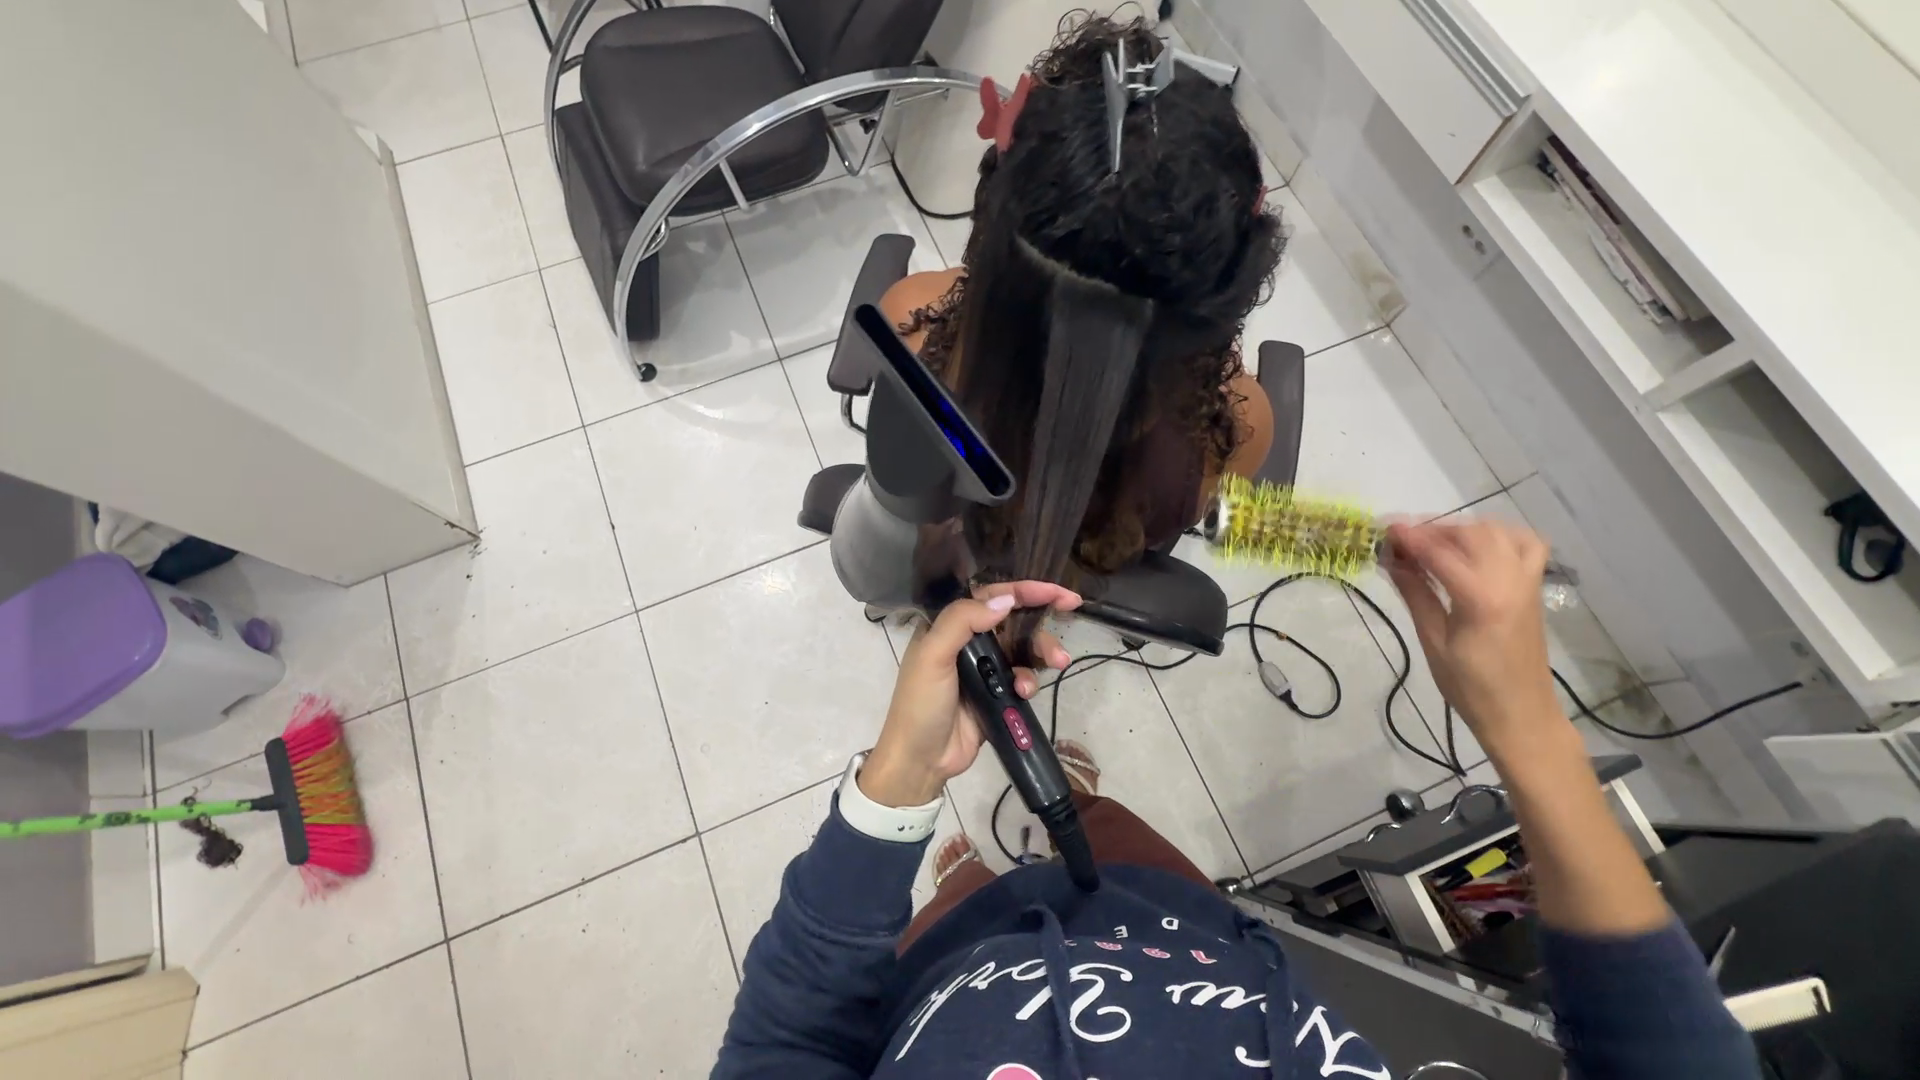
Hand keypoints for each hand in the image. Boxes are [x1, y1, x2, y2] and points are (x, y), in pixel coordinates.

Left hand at [860, 582, 1080, 807]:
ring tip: (1059, 661)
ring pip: (1024, 649)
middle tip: (1072, 608)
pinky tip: (1025, 692)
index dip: (1025, 589)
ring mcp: (985, 670)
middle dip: (1043, 616)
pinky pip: (1023, 678)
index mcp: (948, 626)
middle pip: (1014, 620)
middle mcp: (969, 643)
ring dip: (1043, 651)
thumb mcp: (933, 655)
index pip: (990, 596)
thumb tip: (1006, 598)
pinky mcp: (997, 695)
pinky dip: (1029, 681)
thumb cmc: (920, 702)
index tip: (1057, 589)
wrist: (921, 760)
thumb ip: (963, 621)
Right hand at [1384, 521, 1561, 755]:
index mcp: (1481, 600)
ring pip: (1498, 533)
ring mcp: (1527, 582)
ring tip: (1434, 543)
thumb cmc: (1469, 687)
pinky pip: (1526, 545)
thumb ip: (1416, 594)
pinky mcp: (1534, 588)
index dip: (1410, 537)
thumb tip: (1393, 562)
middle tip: (1403, 540)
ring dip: (1463, 529)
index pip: (1440, 553)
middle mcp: (1510, 582)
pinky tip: (1476, 547)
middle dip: (1434, 529)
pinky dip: (1500, 535)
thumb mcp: (1433, 641)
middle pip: (1471, 534)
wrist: (1521, 713)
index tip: (1384, 527)